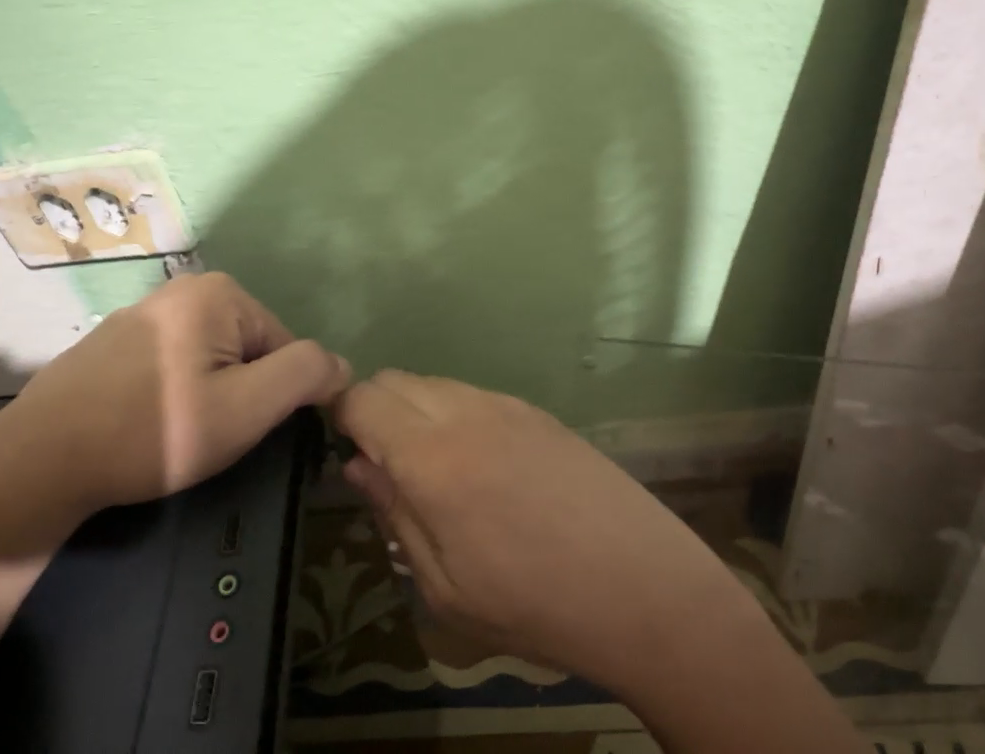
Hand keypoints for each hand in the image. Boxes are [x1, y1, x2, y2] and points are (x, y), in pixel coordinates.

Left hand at [0, 272, 350, 515]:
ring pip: (209, 363)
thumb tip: (342, 366)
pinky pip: (170, 368)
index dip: (276, 398)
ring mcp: (141, 315)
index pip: (287, 348)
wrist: (41, 461)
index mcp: (219, 294)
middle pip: (248, 351)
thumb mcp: (247, 408)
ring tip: (173, 438)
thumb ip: (306, 375)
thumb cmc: (153, 433)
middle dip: (240, 396)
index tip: (242, 432)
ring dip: (206, 400)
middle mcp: (181, 291)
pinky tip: (144, 429)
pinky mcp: (112, 345)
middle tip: (207, 437)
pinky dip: (171, 398)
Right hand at [332, 371, 740, 693]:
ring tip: (436, 471)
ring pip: (435, 383)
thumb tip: (357, 465)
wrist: (645, 591)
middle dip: (373, 411)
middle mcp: (466, 413)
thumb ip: (394, 515)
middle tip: (385, 467)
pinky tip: (482, 466)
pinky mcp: (541, 413)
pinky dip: (455, 414)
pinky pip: (476, 395)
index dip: (339, 418)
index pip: (361, 399)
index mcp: (431, 457)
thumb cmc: (533, 604)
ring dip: (415, 411)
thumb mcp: (444, 585)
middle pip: (394, 379)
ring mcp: (509, 407)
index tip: (342, 451)